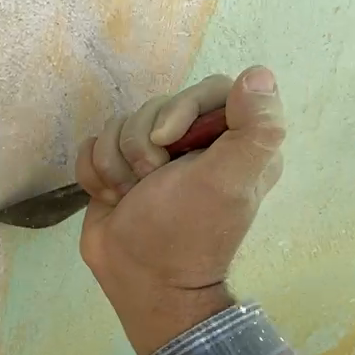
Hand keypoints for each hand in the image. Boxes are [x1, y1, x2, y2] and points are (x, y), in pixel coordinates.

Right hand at [75, 67, 286, 354]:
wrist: (138, 280)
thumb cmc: (185, 233)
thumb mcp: (227, 183)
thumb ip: (254, 130)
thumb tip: (259, 73)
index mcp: (236, 142)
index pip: (208, 90)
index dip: (179, 109)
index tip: (168, 143)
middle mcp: (197, 143)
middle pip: (156, 106)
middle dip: (140, 144)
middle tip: (150, 181)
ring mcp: (154, 155)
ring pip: (119, 123)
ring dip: (116, 163)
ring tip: (129, 195)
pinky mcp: (119, 167)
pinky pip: (94, 143)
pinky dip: (96, 172)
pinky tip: (111, 198)